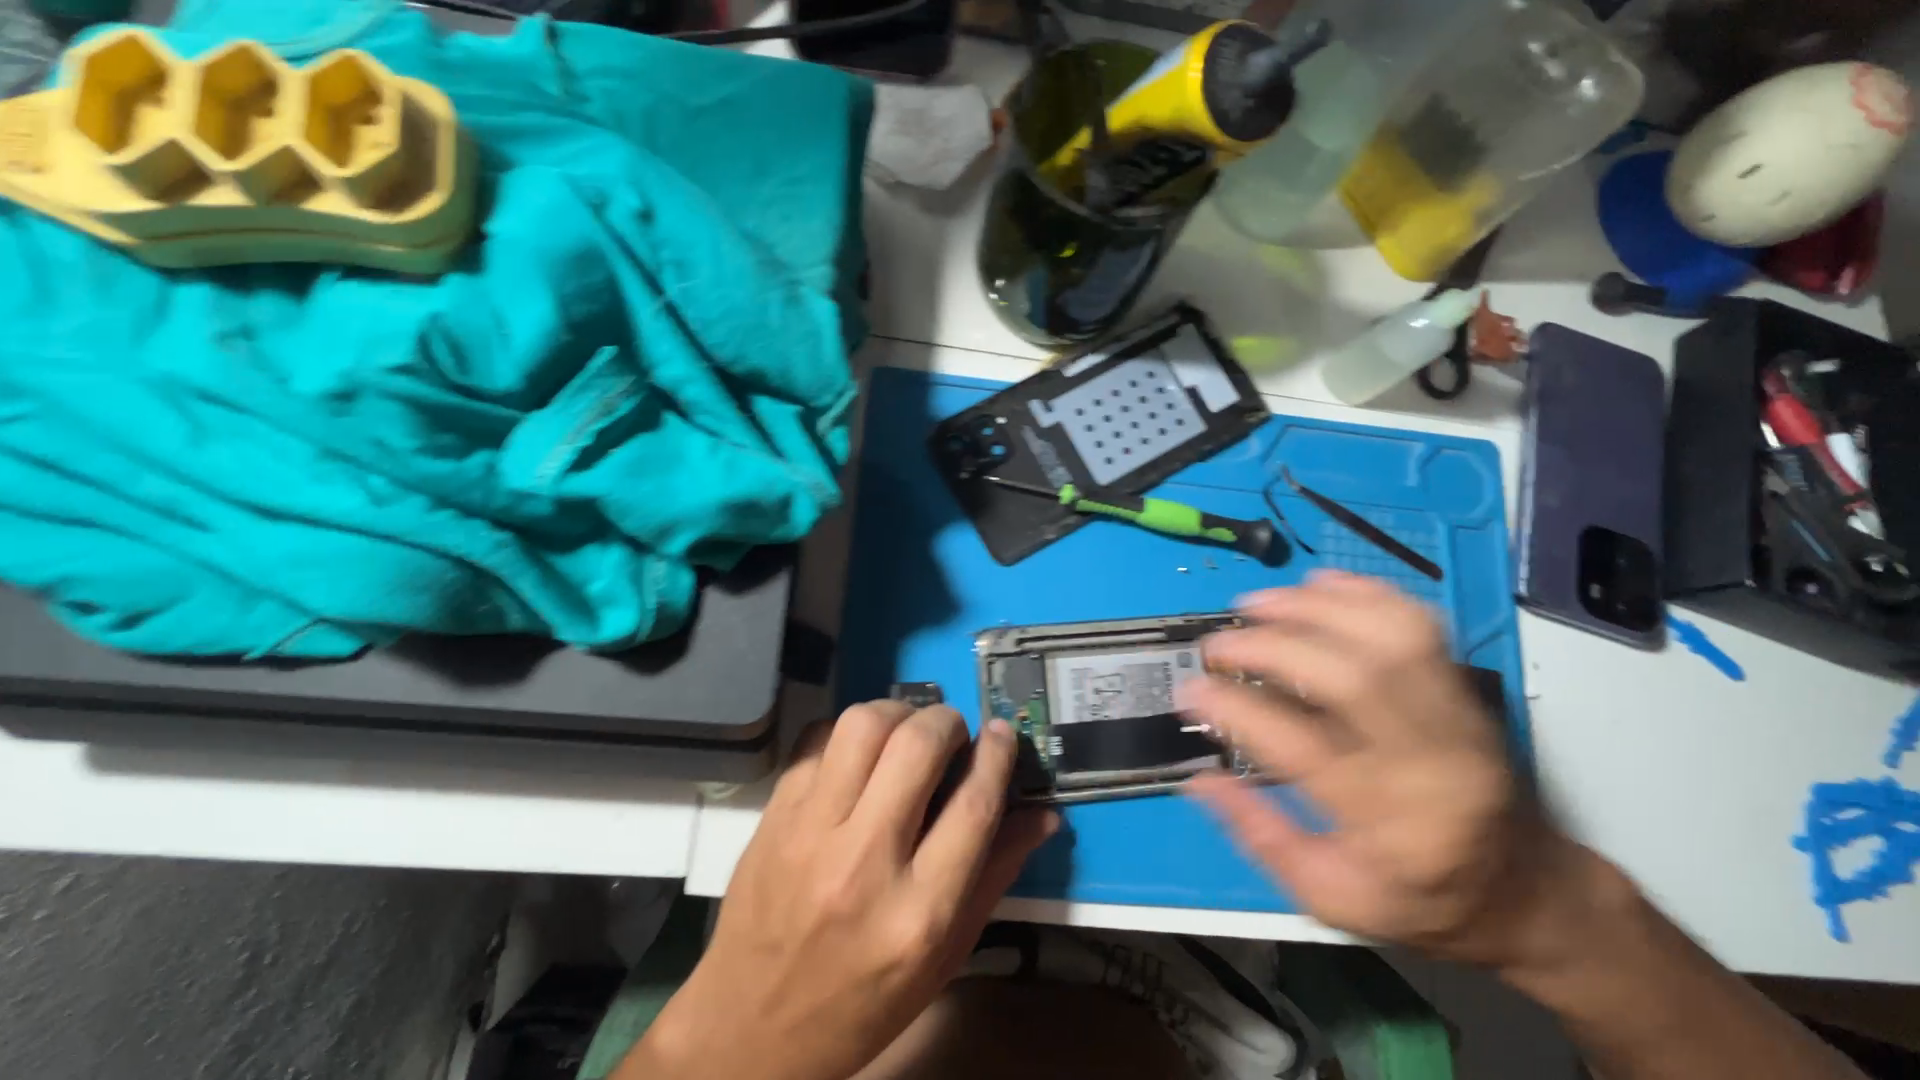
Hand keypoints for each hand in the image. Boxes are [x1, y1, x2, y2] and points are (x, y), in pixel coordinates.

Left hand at [630, 701, 1057, 1079]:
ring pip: (861, 727)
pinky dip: (847, 735)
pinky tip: (858, 756)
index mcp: (920, 911)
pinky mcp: (773, 818)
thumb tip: (1043, 814)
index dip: (996, 756)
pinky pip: (816, 741)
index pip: (973, 805)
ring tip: (906, 733)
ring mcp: (810, 833)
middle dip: (947, 722)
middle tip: (952, 734)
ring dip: (896, 713)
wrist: (754, 1028)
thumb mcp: (945, 955)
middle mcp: (864, 862)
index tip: (1002, 733)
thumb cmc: (866, 1001)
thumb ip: (995, 874)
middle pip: (917, 747)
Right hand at [1184, 571, 1580, 970]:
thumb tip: (1199, 779)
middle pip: (1349, 677)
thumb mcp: (1331, 897)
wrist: (1524, 891)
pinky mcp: (1464, 691)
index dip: (1236, 710)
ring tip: (1259, 603)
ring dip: (1316, 608)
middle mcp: (1429, 759)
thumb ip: (1263, 837)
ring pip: (1389, 637)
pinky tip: (1322, 584)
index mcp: (1390, 820)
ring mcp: (1454, 716)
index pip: (1301, 747)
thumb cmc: (1421, 900)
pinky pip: (1422, 625)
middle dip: (1271, 648)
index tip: (1191, 691)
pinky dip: (1368, 593)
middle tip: (1218, 645)